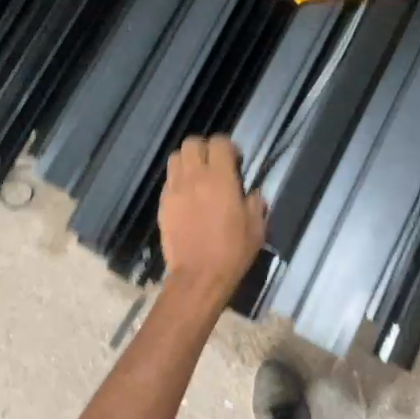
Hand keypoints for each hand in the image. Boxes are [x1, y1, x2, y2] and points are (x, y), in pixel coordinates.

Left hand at [158, 136, 266, 298]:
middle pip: (191, 143)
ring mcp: (174, 190)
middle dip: (204, 149)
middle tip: (215, 166)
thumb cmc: (232, 252)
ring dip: (188, 162)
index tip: (235, 162)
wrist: (198, 276)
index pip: (218, 142)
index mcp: (220, 178)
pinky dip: (178, 181)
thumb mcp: (256, 227)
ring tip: (198, 178)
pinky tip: (188, 197)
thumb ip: (256, 203)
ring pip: (175, 158)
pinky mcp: (163, 204)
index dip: (228, 147)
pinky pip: (169, 180)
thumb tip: (252, 193)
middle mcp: (194, 177)